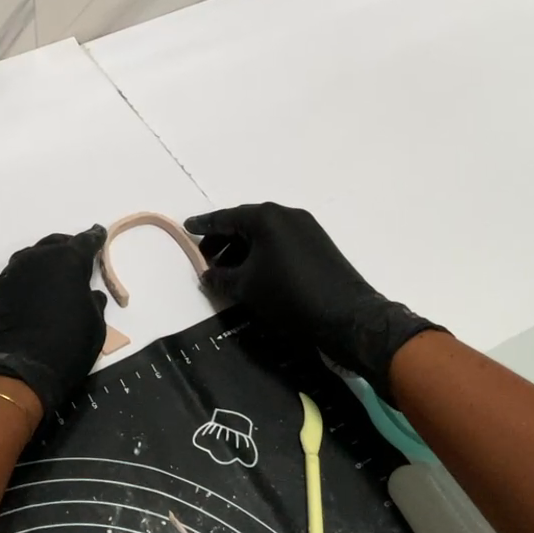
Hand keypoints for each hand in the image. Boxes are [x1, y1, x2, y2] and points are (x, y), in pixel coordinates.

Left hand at [0, 226, 107, 420]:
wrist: (19, 371)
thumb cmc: (67, 345)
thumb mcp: (94, 324)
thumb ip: (92, 301)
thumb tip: (88, 294)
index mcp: (66, 261)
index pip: (84, 241)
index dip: (94, 239)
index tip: (98, 235)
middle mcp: (36, 259)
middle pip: (54, 244)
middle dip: (66, 248)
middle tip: (75, 257)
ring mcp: (11, 273)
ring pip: (30, 258)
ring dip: (42, 262)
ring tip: (50, 275)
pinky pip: (14, 277)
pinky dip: (25, 280)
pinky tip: (29, 294)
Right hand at [185, 203, 442, 402]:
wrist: (348, 317)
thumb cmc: (289, 296)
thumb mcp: (246, 288)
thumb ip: (220, 277)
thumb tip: (206, 274)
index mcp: (266, 218)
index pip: (225, 217)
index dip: (203, 225)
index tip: (186, 228)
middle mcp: (286, 215)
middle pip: (245, 223)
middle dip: (223, 239)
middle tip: (205, 257)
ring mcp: (306, 228)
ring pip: (264, 234)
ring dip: (243, 249)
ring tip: (227, 271)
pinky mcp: (318, 244)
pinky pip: (280, 242)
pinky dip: (262, 253)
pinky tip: (254, 272)